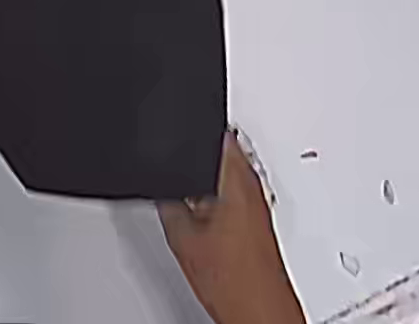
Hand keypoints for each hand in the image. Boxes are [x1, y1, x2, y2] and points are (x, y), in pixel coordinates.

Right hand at [160, 130, 306, 323]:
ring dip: (205, 167)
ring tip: (183, 179)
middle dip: (194, 143)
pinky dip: (213, 188)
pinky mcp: (256, 218)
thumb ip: (165, 195)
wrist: (261, 317)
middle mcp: (250, 183)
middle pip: (220, 144)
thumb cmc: (234, 282)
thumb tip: (157, 177)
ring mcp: (256, 201)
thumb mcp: (180, 233)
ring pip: (226, 165)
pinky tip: (198, 206)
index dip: (191, 118)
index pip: (214, 127)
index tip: (177, 114)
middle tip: (173, 145)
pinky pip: (232, 187)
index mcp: (234, 174)